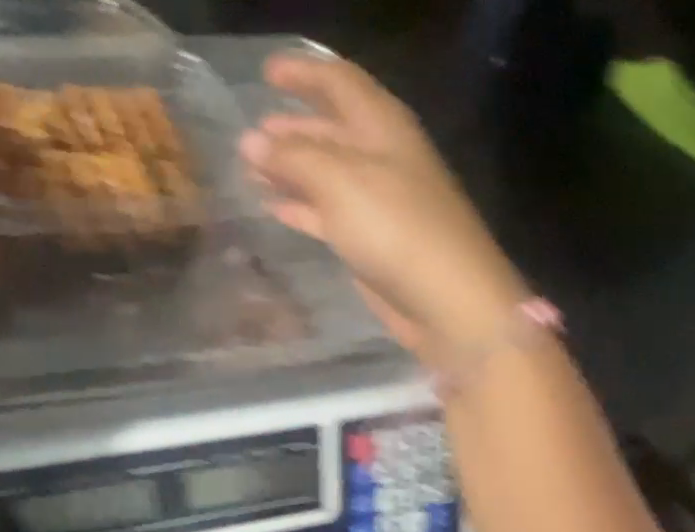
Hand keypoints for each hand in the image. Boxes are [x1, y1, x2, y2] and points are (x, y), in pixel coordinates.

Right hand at [239, 54, 523, 353]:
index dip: (303, 74)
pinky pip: (326, 211)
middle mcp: (381, 156)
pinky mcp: (369, 238)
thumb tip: (250, 141)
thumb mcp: (339, 181)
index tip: (265, 72)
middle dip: (291, 127)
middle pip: (331, 129)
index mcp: (382, 127)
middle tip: (250, 133)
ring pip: (325, 172)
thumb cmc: (395, 227)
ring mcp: (376, 199)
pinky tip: (271, 206)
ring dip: (290, 168)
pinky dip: (299, 204)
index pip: (339, 83)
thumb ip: (293, 158)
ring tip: (250, 170)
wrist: (444, 297)